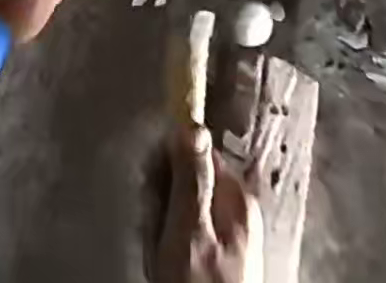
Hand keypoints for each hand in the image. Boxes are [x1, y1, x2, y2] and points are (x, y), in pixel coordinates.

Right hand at [155, 126, 260, 282]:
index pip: (194, 147)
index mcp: (235, 196)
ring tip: (157, 251)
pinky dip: (165, 240)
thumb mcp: (189, 230)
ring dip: (158, 221)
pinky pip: (181, 229)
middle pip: (185, 174)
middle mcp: (234, 208)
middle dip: (160, 195)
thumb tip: (191, 123)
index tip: (150, 184)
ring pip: (178, 202)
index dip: (167, 160)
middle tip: (153, 226)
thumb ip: (191, 177)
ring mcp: (225, 232)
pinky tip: (161, 261)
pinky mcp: (213, 253)